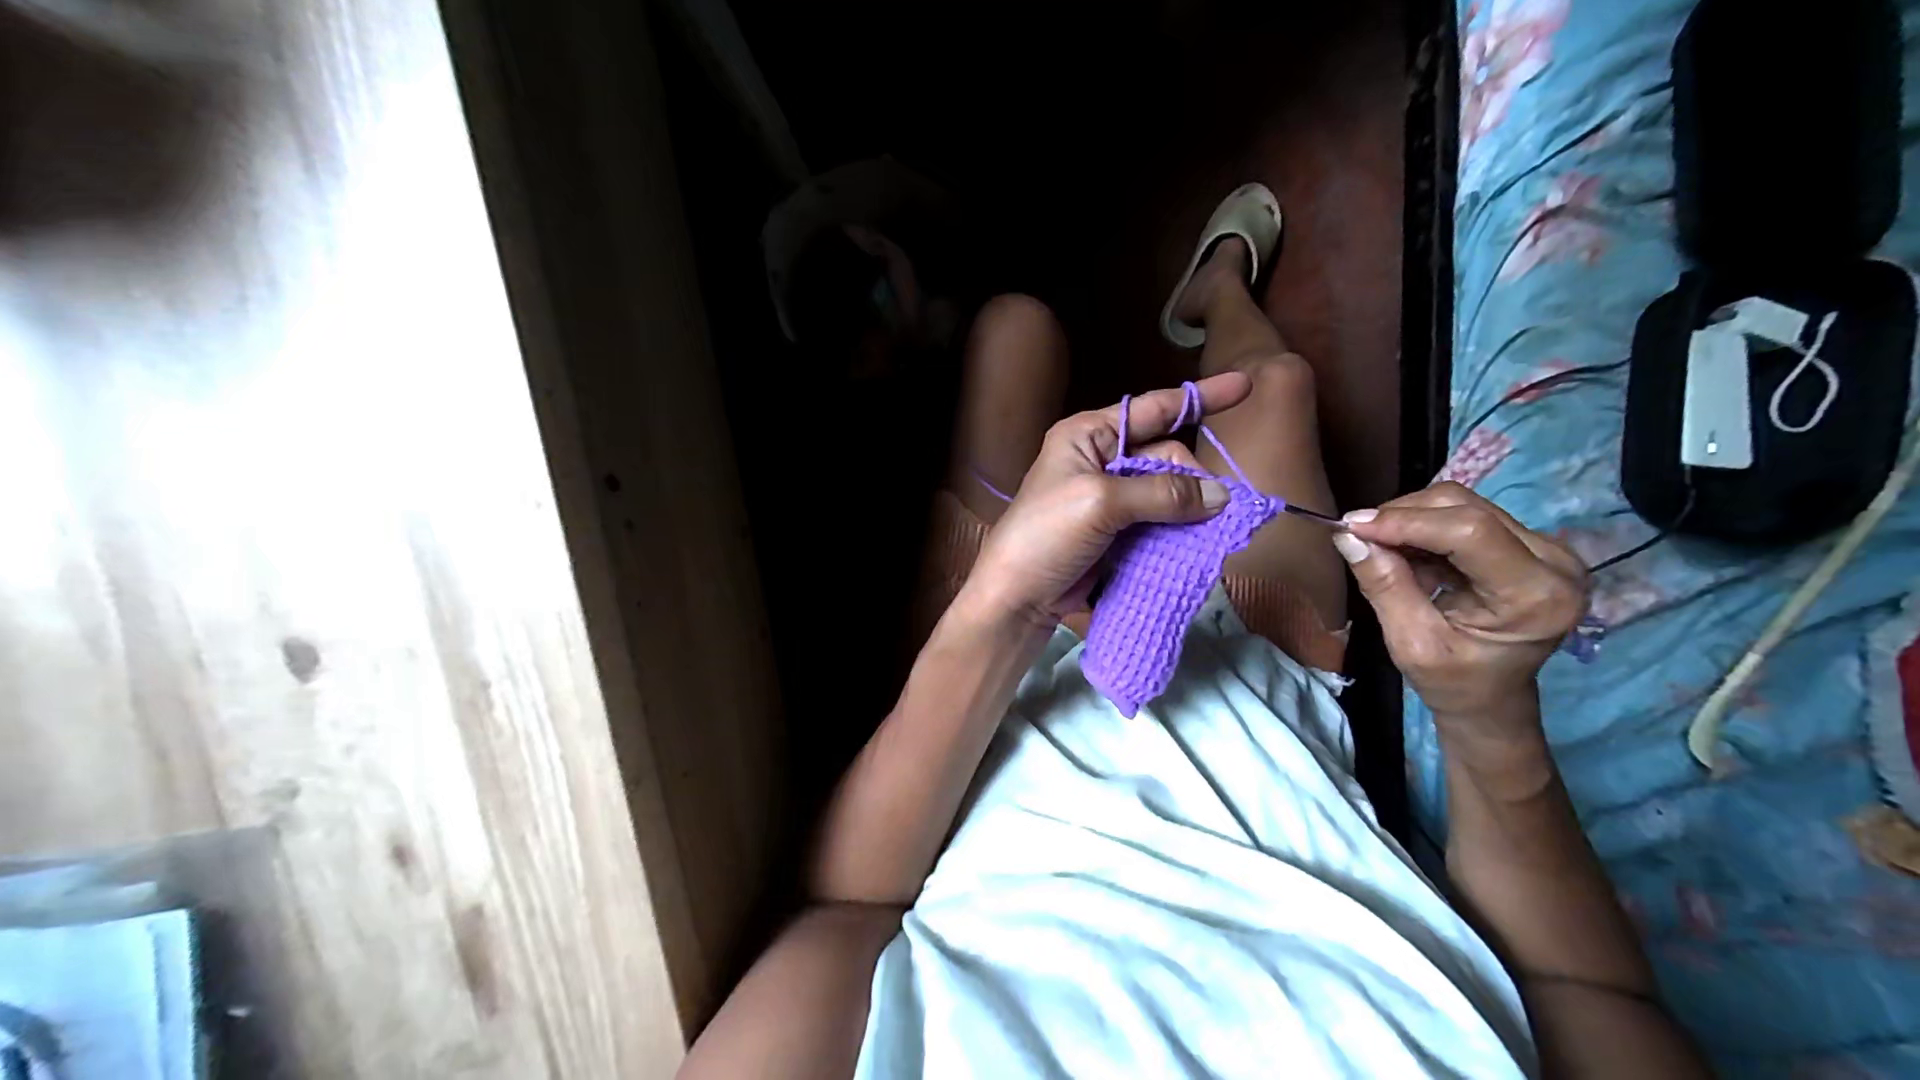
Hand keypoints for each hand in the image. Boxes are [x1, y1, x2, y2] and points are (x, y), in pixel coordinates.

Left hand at [960, 373, 1253, 629]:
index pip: (1152, 408)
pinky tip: (1198, 541)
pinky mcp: (1117, 531)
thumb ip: (1161, 493)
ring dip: (1192, 507)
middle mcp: (1101, 459)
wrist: (1018, 596)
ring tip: (1215, 526)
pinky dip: (1181, 529)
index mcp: (1088, 436)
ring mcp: (1110, 498)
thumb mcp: (1100, 502)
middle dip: (1194, 476)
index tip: (1245, 385)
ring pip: (1168, 491)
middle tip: (1214, 509)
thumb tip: (1221, 496)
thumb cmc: (1046, 534)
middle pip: (1167, 455)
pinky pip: (1160, 521)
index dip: (1199, 398)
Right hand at [1335, 482, 1588, 727]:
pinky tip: (1404, 550)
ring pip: (1462, 504)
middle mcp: (1554, 562)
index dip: (1405, 521)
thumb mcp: (1410, 643)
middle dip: (1402, 516)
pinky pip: (1465, 515)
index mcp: (1535, 596)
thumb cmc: (1454, 682)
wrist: (1492, 700)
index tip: (1351, 526)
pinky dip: (1422, 526)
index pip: (1469, 532)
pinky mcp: (1528, 543)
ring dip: (1410, 518)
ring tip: (1380, 547)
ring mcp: (1546, 548)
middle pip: (1465, 508)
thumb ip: (1384, 586)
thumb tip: (1347, 536)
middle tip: (1358, 537)